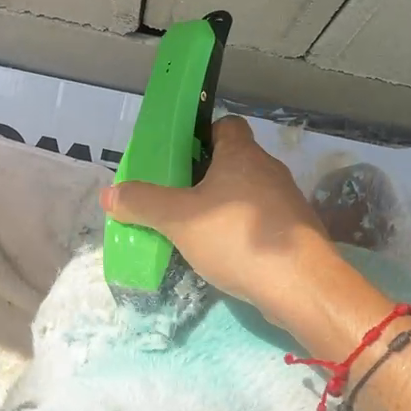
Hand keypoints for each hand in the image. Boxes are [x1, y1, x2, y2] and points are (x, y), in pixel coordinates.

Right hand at [102, 116, 339, 328]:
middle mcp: (268, 170)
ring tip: (196, 231)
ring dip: (224, 207)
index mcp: (242, 154)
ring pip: (248, 194)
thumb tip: (109, 193)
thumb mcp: (178, 220)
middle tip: (177, 199)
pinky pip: (261, 223)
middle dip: (206, 177)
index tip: (179, 158)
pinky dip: (242, 233)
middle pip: (234, 161)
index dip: (202, 135)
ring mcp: (287, 202)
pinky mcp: (296, 233)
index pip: (226, 125)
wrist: (301, 285)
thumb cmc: (235, 237)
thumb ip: (143, 204)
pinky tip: (225, 255)